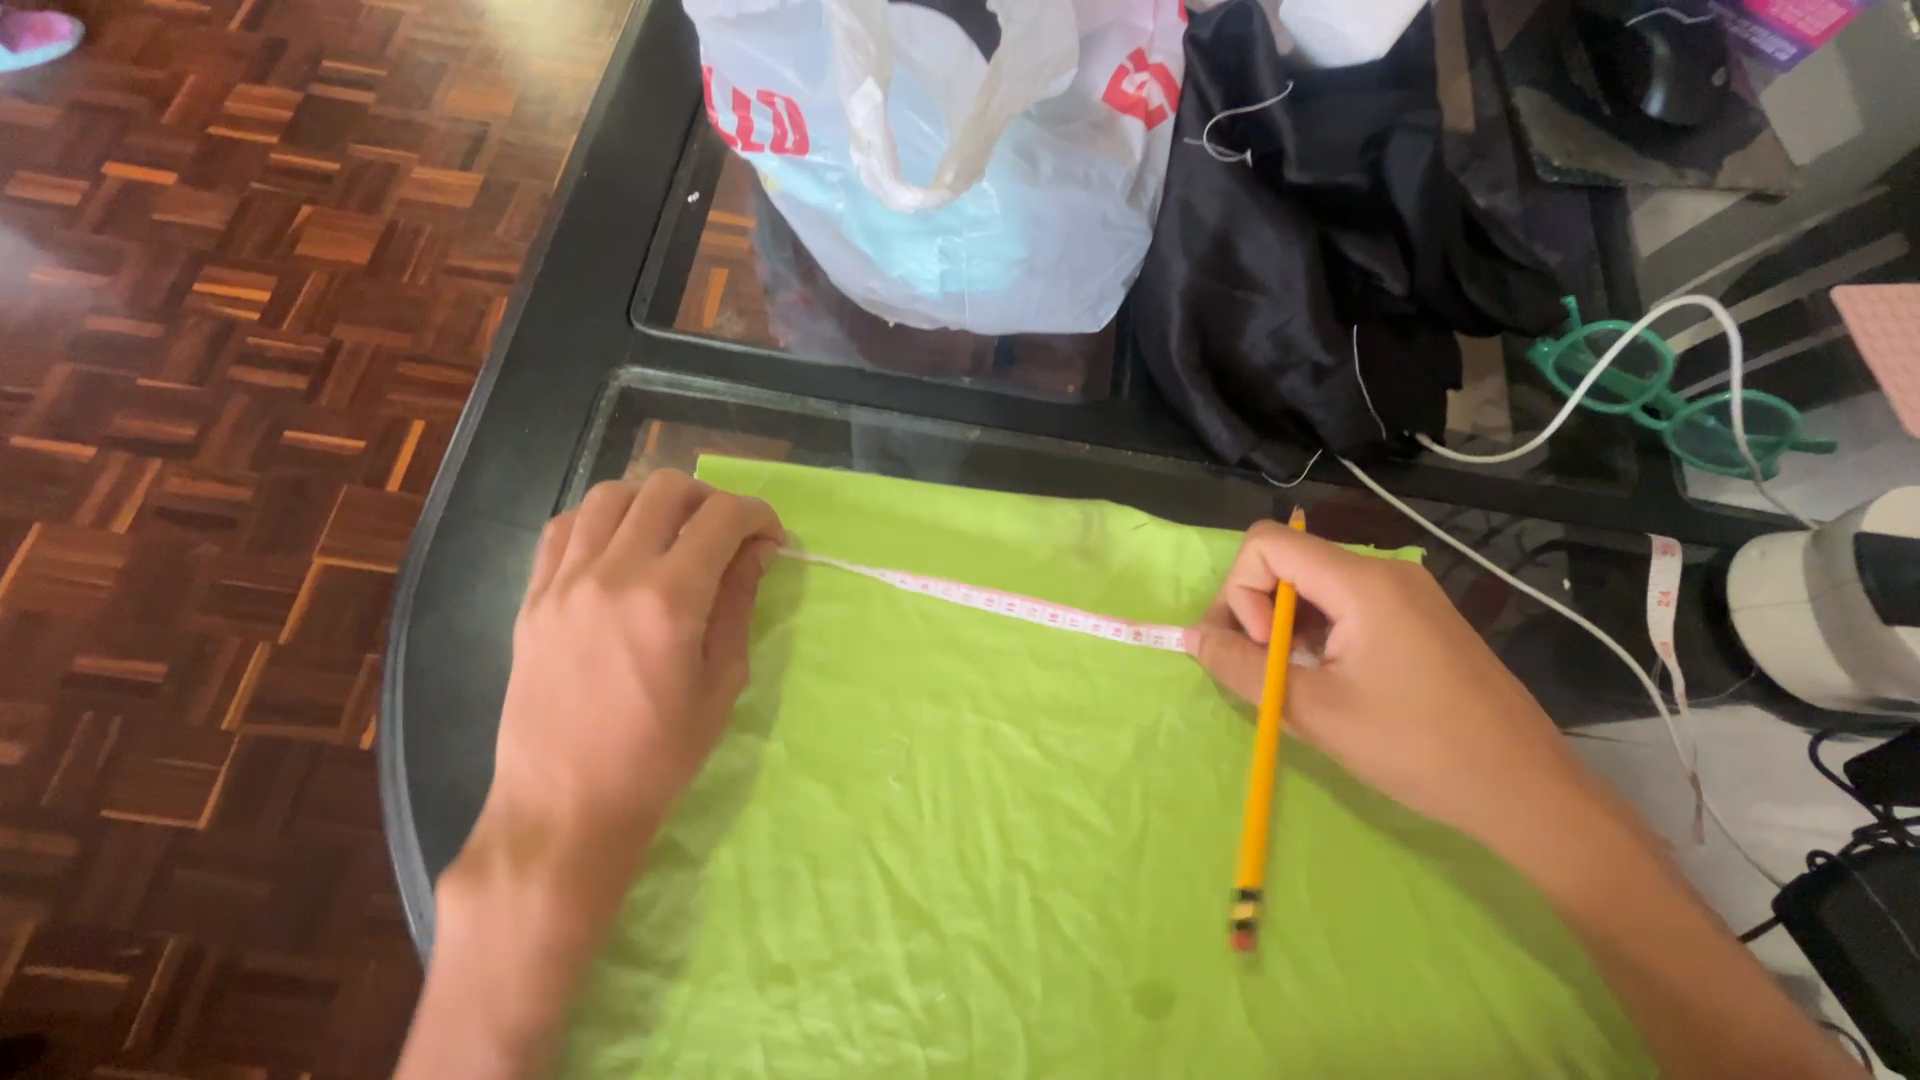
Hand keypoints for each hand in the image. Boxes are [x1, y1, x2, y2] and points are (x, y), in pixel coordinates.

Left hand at [482, 471, 782, 875]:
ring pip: (610, 495)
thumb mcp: (721, 684)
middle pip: (666, 488)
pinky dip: (600, 520)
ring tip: (673, 535)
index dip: (759, 514)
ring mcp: (563, 581)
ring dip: (654, 501)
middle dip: (711, 500)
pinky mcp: (532, 598)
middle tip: (727, 536)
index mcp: (669, 599)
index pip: (722, 517)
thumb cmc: (659, 756)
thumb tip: (755, 552)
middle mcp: (612, 573)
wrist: (565, 805)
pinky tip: (618, 548)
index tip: (772, 538)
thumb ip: (738, 605)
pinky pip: (564, 528)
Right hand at [1184, 521, 1590, 840]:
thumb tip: (1191, 637)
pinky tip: (1333, 681)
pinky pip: (1345, 604)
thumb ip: (1243, 668)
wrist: (1526, 790)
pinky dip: (1318, 633)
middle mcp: (1385, 571)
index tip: (1261, 650)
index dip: (1240, 591)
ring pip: (1313, 585)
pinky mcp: (1418, 617)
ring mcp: (1407, 592)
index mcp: (1362, 582)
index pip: (1266, 544)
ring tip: (1301, 683)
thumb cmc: (1417, 749)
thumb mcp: (1314, 712)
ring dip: (1286, 627)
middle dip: (1258, 611)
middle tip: (1270, 673)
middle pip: (1287, 561)